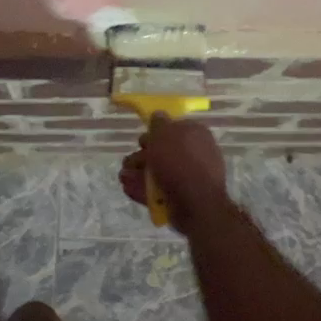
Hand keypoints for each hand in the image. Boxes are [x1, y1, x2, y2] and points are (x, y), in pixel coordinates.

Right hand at [120, 115, 229, 233]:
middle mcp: (195, 154)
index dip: (156, 132)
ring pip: (159, 171)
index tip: (143, 139)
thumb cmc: (179, 162)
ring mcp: (190, 178)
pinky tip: (128, 188)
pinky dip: (144, 189)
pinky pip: (160, 190)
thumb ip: (158, 123)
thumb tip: (158, 115)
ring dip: (138, 173)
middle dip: (142, 156)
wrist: (197, 205)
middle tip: (129, 161)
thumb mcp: (164, 134)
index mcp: (196, 134)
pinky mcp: (182, 198)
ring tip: (123, 176)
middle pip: (163, 151)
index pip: (174, 128)